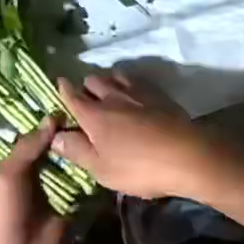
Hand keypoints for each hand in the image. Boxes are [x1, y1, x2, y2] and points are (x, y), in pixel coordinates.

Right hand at [53, 71, 227, 199]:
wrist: (187, 155)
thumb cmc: (139, 167)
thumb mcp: (102, 169)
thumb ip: (77, 150)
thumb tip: (55, 136)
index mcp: (94, 115)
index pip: (72, 95)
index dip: (63, 89)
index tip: (59, 83)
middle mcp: (112, 96)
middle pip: (92, 80)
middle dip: (85, 86)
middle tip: (86, 99)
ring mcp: (136, 91)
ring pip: (114, 75)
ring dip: (107, 81)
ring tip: (108, 93)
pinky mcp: (157, 93)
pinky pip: (135, 79)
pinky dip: (127, 82)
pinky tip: (133, 94)